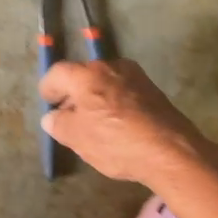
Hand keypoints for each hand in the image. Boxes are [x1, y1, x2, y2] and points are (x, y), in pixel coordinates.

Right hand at [39, 59, 217, 187]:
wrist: (170, 151)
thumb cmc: (115, 142)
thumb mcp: (77, 138)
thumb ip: (58, 124)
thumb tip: (52, 117)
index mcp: (87, 75)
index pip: (57, 73)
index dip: (48, 89)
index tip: (48, 104)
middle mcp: (111, 67)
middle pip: (83, 76)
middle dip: (72, 95)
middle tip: (67, 117)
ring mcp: (135, 76)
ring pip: (104, 83)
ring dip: (94, 99)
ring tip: (92, 125)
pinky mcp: (152, 90)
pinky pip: (123, 92)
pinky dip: (113, 104)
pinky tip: (115, 127)